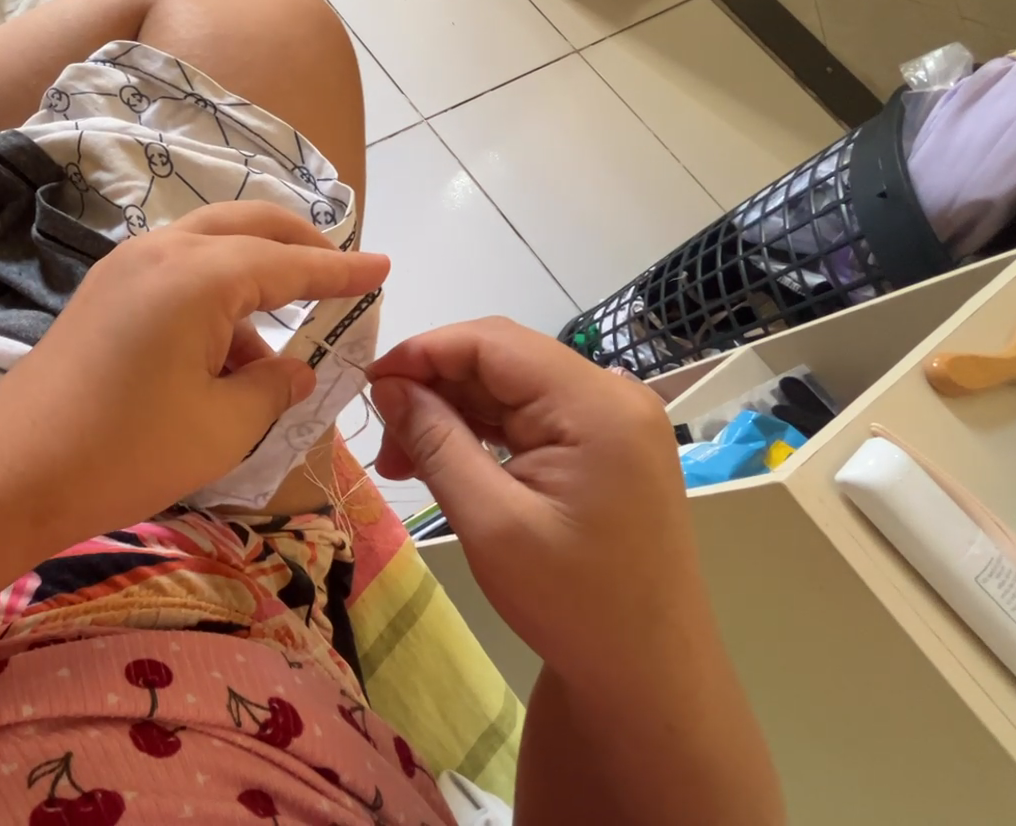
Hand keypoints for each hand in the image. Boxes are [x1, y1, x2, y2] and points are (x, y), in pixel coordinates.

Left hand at [0, 202, 387, 538]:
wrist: (14, 467)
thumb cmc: (127, 449)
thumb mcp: (221, 426)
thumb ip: (272, 388)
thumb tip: (295, 368)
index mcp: (199, 274)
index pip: (289, 263)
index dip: (340, 270)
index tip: (382, 267)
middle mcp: (160, 251)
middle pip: (245, 226)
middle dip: (297, 243)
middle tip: (337, 270)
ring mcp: (123, 266)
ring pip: (206, 245)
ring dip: (249, 273)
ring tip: (273, 338)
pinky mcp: (101, 291)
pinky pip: (173, 270)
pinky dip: (209, 291)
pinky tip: (220, 344)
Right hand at [366, 318, 710, 684]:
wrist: (647, 673)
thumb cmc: (572, 601)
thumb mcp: (488, 519)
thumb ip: (434, 440)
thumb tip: (386, 384)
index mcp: (594, 405)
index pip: (490, 342)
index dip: (421, 351)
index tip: (367, 384)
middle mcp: (609, 396)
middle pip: (497, 359)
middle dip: (430, 387)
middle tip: (383, 439)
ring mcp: (609, 420)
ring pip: (503, 386)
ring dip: (446, 412)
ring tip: (402, 462)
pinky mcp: (599, 444)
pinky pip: (522, 415)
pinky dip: (474, 430)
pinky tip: (440, 461)